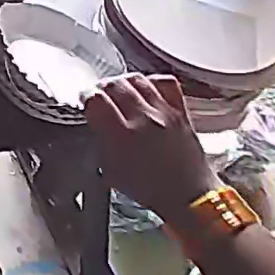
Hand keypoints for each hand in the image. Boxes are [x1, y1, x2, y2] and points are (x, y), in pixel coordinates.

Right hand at [84, 75, 218, 222]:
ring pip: (137, 79)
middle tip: (100, 96)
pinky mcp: (180, 110)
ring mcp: (164, 112)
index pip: (95, 99)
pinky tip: (145, 90)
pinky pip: (164, 82)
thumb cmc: (150, 189)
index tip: (86, 101)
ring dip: (123, 82)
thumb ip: (101, 139)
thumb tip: (96, 120)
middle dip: (102, 88)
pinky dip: (150, 81)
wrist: (189, 196)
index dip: (86, 97)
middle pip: (114, 84)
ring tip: (120, 91)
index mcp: (120, 136)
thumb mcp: (111, 169)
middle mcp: (142, 119)